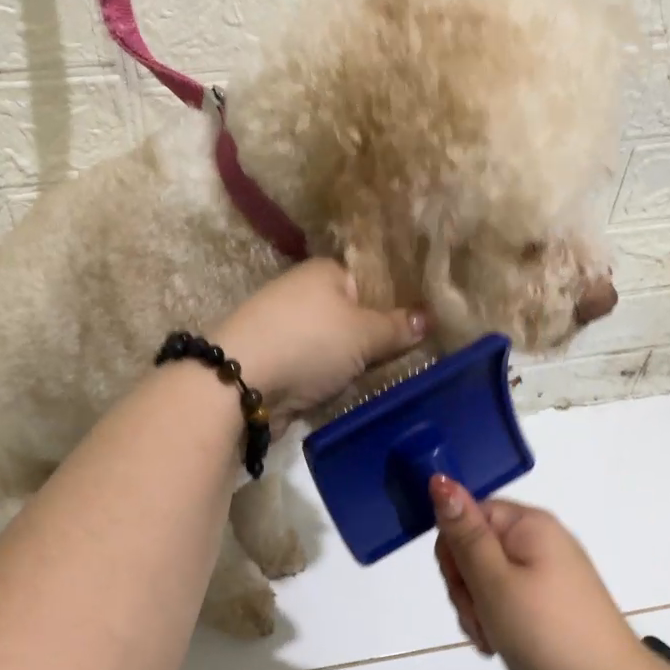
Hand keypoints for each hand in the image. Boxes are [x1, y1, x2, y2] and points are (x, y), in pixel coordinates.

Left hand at [213, 260, 427, 429]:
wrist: (240, 384)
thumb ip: (397, 327)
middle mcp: (302, 296)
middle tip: (413, 359)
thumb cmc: (308, 343)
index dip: (396, 302)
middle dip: (376, 340)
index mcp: (323, 272)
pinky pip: (316, 375)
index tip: (422, 326)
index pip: (369, 280)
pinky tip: (353, 396)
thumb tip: (429, 317)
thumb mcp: (363, 332)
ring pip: (335, 350)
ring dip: (353, 368)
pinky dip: (331, 386)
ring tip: (388, 382)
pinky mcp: (276, 367)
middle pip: (352, 318)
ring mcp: (285, 333)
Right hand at [431, 475, 653, 669]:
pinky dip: (495, 620)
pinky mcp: (548, 599)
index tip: (462, 586)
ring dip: (477, 610)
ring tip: (492, 638)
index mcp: (528, 524)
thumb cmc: (544, 630)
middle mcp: (538, 540)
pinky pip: (505, 599)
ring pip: (484, 579)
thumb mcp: (493, 581)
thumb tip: (440, 479)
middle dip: (464, 587)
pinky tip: (501, 643)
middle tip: (479, 618)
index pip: (467, 515)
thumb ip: (464, 533)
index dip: (453, 551)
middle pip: (473, 548)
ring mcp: (546, 571)